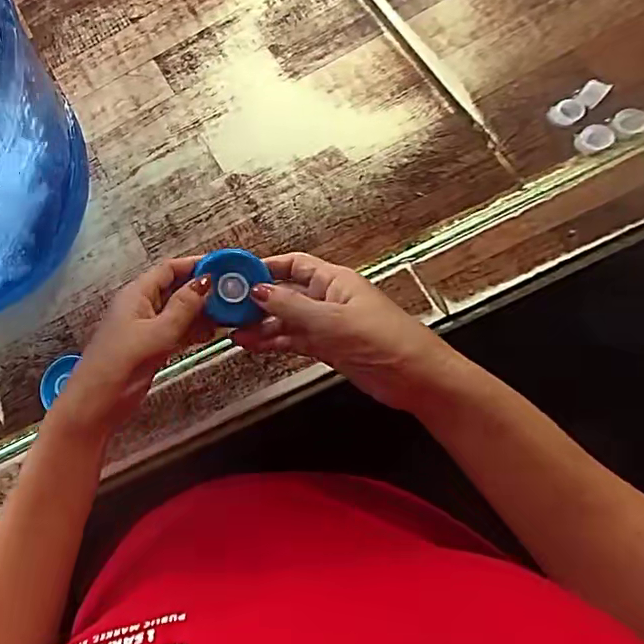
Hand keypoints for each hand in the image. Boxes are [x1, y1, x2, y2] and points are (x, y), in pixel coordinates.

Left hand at [53, 257, 213, 435]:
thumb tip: (205, 281)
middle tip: (233, 291)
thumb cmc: (120, 363)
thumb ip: (183, 307)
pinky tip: (213, 332)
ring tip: (230, 311)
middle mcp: (142, 306)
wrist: (98, 402)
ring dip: (202, 311)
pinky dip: (194, 330)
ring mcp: (147, 327)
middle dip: (203, 288)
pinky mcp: (152, 347)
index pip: (169, 268)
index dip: (195, 264)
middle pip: (176, 288)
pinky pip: (177, 330)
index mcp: (137, 294)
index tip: (223, 265)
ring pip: (179, 311)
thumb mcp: (158, 332)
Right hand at [232, 252, 467, 411]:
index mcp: (334, 281)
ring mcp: (327, 325)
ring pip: (285, 320)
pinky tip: (253, 345)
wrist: (416, 378)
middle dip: (257, 300)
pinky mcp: (328, 347)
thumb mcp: (330, 321)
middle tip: (228, 308)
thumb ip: (291, 307)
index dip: (265, 267)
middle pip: (285, 293)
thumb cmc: (385, 340)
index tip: (237, 274)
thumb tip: (258, 290)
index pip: (292, 265)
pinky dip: (273, 342)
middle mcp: (328, 299)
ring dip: (260, 325)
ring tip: (233, 331)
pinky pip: (293, 340)